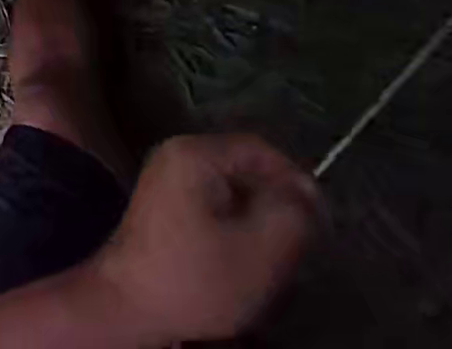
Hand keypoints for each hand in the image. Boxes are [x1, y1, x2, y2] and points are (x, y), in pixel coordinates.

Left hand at [89, 134, 318, 342]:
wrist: (128, 303)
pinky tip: (245, 256)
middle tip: (301, 242)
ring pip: (230, 187)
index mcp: (194, 154)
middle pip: (242, 166)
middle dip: (275, 201)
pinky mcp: (165, 201)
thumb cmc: (194, 277)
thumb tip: (303, 193)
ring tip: (275, 254)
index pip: (257, 148)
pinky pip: (212, 201)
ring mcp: (167, 176)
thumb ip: (288, 216)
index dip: (294, 178)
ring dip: (257, 216)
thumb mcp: (257, 251)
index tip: (322, 216)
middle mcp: (176, 154)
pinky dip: (235, 223)